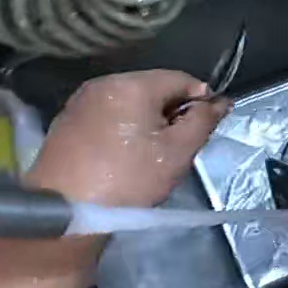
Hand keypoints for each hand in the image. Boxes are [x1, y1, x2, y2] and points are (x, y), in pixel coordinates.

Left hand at [25, 70, 228, 206]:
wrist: (67, 208)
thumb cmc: (130, 178)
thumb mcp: (179, 151)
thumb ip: (203, 121)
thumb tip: (220, 101)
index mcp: (132, 85)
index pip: (181, 78)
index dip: (202, 99)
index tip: (206, 127)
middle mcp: (103, 83)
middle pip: (154, 87)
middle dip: (174, 110)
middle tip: (180, 145)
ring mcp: (81, 100)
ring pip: (132, 101)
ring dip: (150, 119)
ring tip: (154, 152)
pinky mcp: (68, 119)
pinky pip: (111, 113)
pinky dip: (127, 127)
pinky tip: (127, 154)